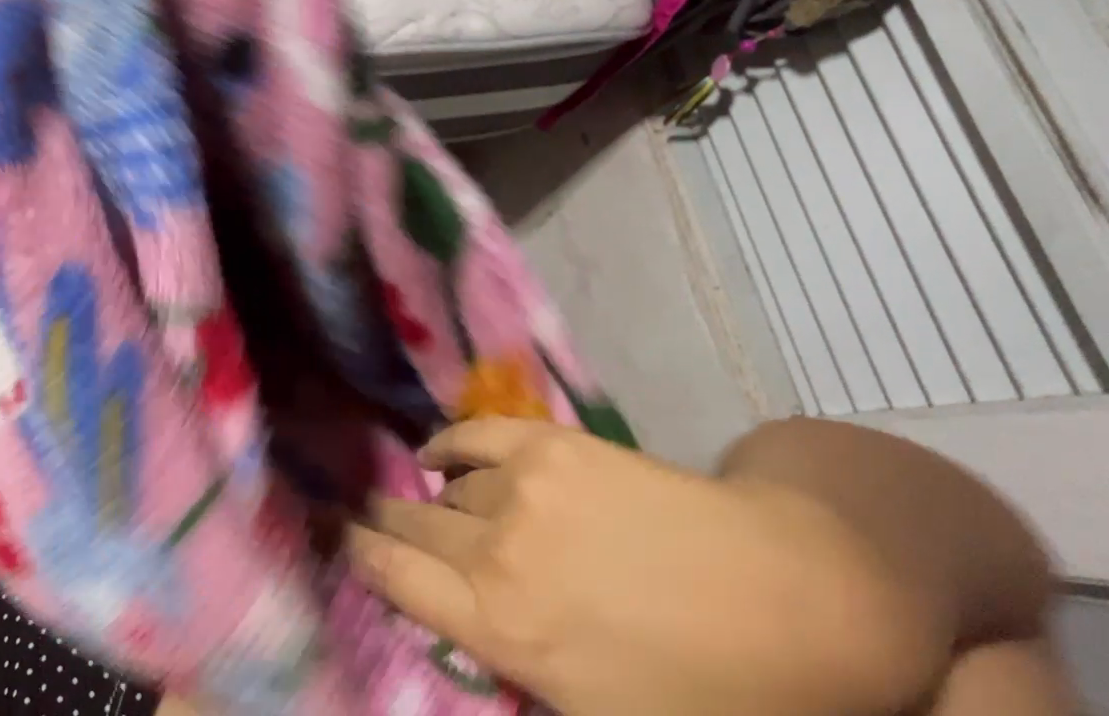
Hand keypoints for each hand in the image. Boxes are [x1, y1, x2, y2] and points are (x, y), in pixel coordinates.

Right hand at [347, 418, 951, 715]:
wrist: (794, 599)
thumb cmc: (702, 684)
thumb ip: (506, 670)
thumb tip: (446, 627)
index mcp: (499, 626)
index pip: (388, 573)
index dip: (350, 549)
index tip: (330, 533)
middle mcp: (493, 551)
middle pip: (406, 523)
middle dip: (381, 521)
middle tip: (369, 519)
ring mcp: (521, 489)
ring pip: (446, 488)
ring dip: (439, 503)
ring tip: (445, 510)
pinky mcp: (551, 446)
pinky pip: (472, 437)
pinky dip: (450, 448)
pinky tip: (443, 457)